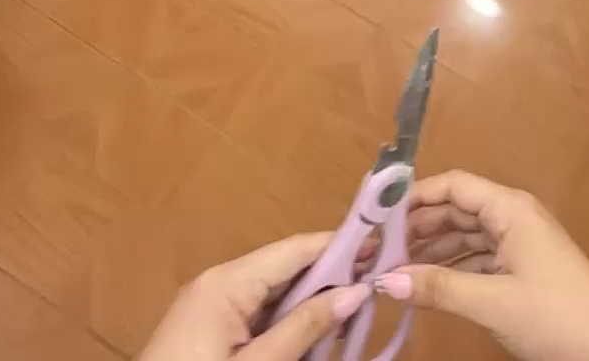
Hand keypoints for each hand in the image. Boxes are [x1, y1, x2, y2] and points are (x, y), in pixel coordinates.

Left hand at [137, 233, 370, 360]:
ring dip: (310, 307)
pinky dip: (286, 325)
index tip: (383, 249)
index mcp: (228, 282)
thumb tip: (357, 290)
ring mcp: (208, 308)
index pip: (297, 248)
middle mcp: (218, 283)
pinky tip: (312, 342)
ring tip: (351, 321)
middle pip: (287, 269)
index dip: (341, 246)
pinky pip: (257, 316)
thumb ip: (307, 326)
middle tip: (373, 293)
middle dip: (329, 281)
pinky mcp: (205, 333)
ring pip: (275, 294)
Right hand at [375, 171, 588, 360]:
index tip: (376, 216)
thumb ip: (439, 287)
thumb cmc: (555, 312)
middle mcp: (511, 215)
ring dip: (430, 251)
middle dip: (417, 228)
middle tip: (374, 252)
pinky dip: (451, 268)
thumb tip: (385, 280)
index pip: (454, 185)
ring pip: (464, 235)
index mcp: (509, 207)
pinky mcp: (521, 267)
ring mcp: (518, 241)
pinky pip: (477, 257)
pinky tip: (424, 285)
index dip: (415, 196)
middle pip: (456, 210)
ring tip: (390, 270)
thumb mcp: (493, 301)